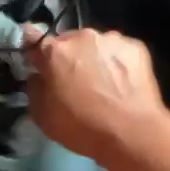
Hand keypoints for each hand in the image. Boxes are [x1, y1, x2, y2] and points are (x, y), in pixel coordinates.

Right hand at [24, 28, 169, 170]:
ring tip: (99, 83)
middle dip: (66, 57)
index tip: (37, 62)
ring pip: (94, 45)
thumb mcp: (41, 114)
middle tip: (71, 80)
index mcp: (55, 52)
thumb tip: (39, 75)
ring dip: (91, 58)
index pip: (33, 38)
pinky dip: (114, 62)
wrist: (131, 132)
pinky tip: (118, 82)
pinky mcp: (136, 46)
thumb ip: (35, 87)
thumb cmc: (80, 126)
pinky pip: (117, 51)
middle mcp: (83, 37)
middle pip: (67, 42)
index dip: (34, 51)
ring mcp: (112, 39)